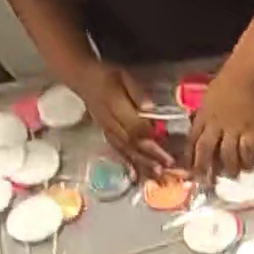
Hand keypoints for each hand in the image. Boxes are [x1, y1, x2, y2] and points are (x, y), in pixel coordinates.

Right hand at [75, 63, 172, 178]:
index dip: (150, 136)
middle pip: (132, 141)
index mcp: (114, 104)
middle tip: (168, 165)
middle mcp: (110, 121)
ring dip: (143, 164)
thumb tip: (149, 108)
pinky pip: (119, 152)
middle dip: (151, 155)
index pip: (134, 124)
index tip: (164, 140)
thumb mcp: (124, 76)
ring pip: (126, 150)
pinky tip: (139, 176)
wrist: (84, 80)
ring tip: (158, 174)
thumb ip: (137, 93)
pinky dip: (130, 165)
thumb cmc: (108, 76)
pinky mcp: (108, 137)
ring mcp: (108, 131)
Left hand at [187, 69, 253, 178]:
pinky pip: (248, 151)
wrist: (246, 75)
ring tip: (233, 175)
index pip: (192, 139)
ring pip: (227, 155)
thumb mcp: (209, 98)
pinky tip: (250, 165)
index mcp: (204, 115)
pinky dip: (248, 160)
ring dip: (229, 167)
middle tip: (206, 182)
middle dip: (204, 167)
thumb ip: (205, 115)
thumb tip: (200, 128)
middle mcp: (216, 125)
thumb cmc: (227, 82)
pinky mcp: (250, 131)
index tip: (189, 169)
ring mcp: (233, 129)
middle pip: (206, 150)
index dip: (190, 155)